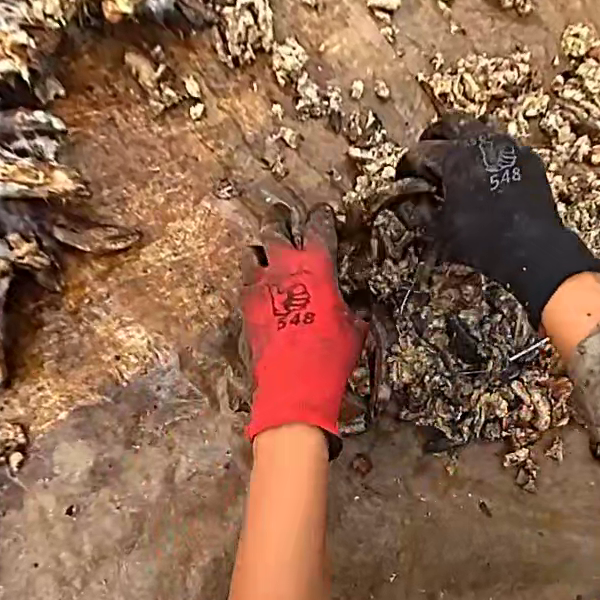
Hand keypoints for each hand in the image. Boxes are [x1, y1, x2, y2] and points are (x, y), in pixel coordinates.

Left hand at [241, 191, 364, 446]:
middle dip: (281, 222)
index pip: (318, 227)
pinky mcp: (246, 306)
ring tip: (267, 254)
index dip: (321, 217)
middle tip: (285, 222)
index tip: (322, 215)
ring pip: (253, 253)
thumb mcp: (354, 327)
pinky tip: (261, 288)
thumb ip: (350, 305)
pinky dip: (254, 281)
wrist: (294, 383)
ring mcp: (261, 286)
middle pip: (276, 229)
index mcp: (317, 266)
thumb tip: (351, 303)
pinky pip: (246, 283)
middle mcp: (285, 268)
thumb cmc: (330, 356)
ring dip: (261, 252)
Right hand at [396, 115, 599, 319]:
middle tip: (425, 157)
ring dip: (461, 142)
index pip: (421, 151)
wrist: (530, 249)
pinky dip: (485, 155)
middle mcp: (482, 142)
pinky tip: (481, 176)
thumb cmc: (479, 242)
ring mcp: (509, 147)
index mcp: (455, 158)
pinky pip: (501, 146)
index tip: (401, 177)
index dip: (406, 165)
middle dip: (432, 138)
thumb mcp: (437, 231)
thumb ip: (416, 209)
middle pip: (450, 123)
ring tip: (453, 164)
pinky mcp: (527, 158)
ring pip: (479, 129)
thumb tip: (405, 198)